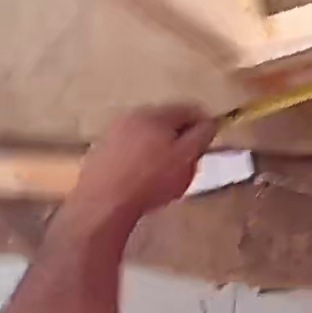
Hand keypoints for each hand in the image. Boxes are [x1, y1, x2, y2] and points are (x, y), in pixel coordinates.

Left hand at [60, 104, 216, 233]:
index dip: (206, 125)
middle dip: (182, 135)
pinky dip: (143, 154)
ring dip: (162, 145)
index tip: (209, 144)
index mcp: (156, 114)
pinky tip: (144, 174)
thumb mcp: (188, 158)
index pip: (191, 109)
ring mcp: (113, 132)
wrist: (104, 203)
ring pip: (149, 132)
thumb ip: (202, 136)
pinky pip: (132, 144)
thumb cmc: (152, 179)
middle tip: (189, 159)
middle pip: (168, 119)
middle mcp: (132, 116)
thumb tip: (210, 123)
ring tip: (167, 169)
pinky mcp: (101, 149)